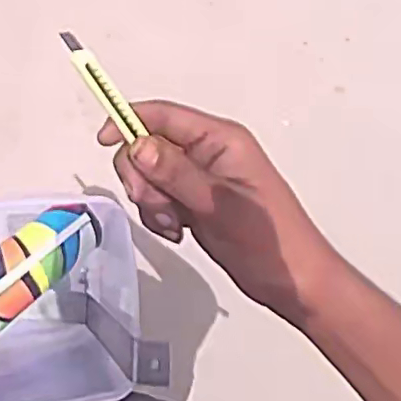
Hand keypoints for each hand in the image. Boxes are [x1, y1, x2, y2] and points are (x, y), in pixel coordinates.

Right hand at [100, 100, 339, 320]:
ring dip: (150, 199)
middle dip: (141, 174)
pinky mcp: (193, 198)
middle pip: (147, 144)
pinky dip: (157, 213)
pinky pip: (157, 194)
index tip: (105, 140)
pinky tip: (177, 229)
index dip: (128, 121)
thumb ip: (176, 173)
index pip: (162, 115)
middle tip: (155, 202)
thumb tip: (138, 145)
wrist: (295, 285)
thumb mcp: (220, 205)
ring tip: (174, 222)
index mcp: (219, 139)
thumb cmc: (273, 242)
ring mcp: (199, 176)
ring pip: (148, 172)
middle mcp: (206, 151)